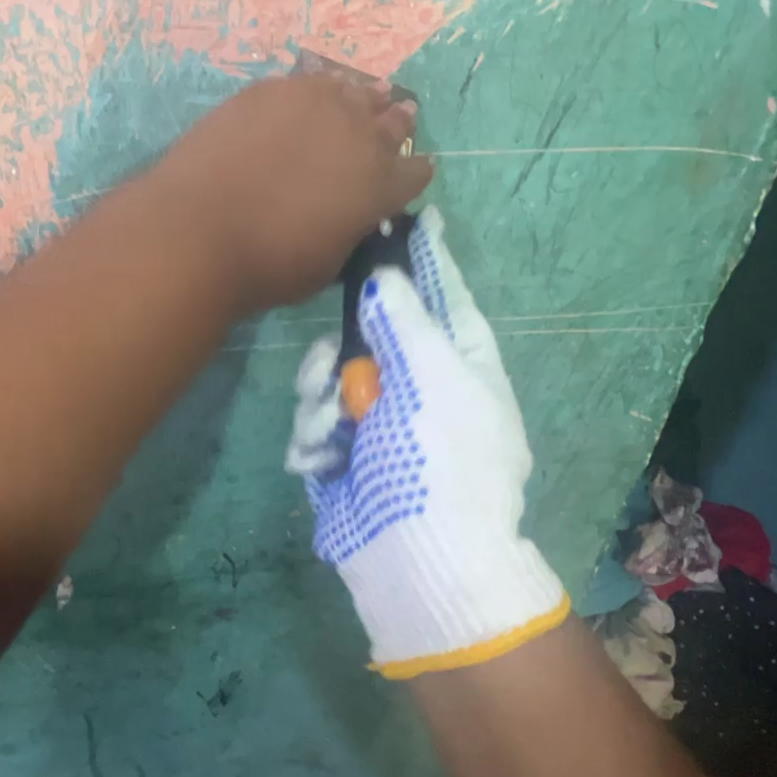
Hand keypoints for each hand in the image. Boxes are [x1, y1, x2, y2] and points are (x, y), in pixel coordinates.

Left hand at [153, 72, 431, 309]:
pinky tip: (307, 98)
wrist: (198, 231)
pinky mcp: (269, 90)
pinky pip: (306, 83)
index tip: (408, 177)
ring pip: (352, 91)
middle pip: (391, 121)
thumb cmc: (267, 266)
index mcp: (379, 184)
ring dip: (360, 100)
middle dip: (394, 126)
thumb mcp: (326, 265)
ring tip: (361, 100)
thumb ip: (346, 230)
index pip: (414, 173)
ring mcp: (313, 103)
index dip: (412, 176)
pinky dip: (314, 91)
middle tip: (395, 123)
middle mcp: (357, 134)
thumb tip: (344, 214)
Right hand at [285, 208, 569, 677]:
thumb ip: (403, 318)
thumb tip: (384, 276)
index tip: (415, 218)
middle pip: (368, 338)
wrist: (417, 557)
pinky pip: (315, 427)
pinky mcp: (345, 460)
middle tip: (333, 369)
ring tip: (330, 431)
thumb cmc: (438, 458)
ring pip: (330, 382)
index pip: (444, 298)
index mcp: (462, 367)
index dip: (427, 260)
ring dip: (321, 403)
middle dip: (340, 354)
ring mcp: (380, 428)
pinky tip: (321, 460)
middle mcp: (422, 391)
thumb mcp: (431, 377)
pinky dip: (314, 442)